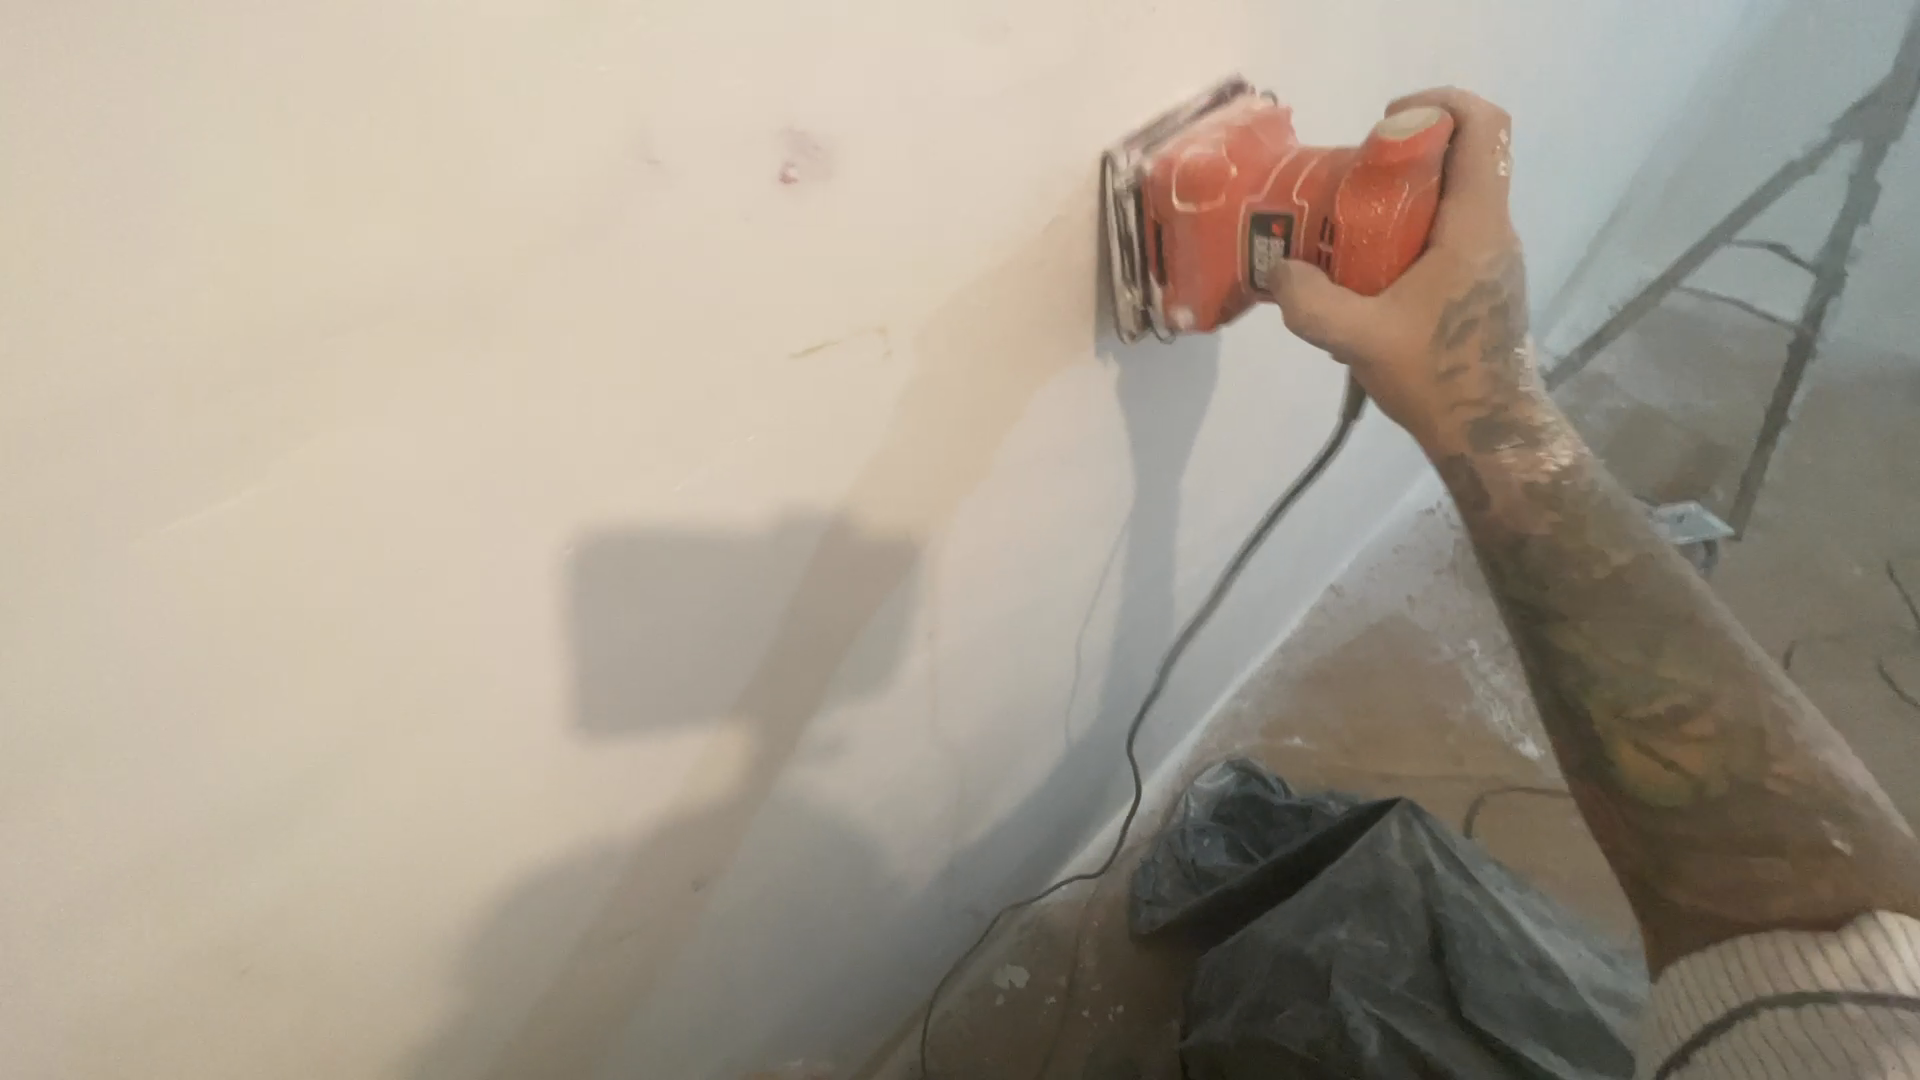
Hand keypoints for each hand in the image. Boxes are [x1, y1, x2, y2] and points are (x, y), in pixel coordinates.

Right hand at [1269, 88, 1533, 452]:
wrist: (1484, 427)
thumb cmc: (1431, 376)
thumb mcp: (1357, 339)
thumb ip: (1310, 302)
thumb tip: (1275, 269)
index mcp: (1473, 227)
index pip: (1481, 128)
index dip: (1437, 106)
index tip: (1383, 126)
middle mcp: (1490, 231)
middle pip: (1459, 161)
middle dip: (1401, 160)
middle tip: (1348, 188)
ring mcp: (1489, 259)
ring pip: (1449, 202)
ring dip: (1400, 204)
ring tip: (1346, 235)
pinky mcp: (1479, 284)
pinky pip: (1443, 238)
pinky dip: (1405, 238)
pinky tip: (1366, 278)